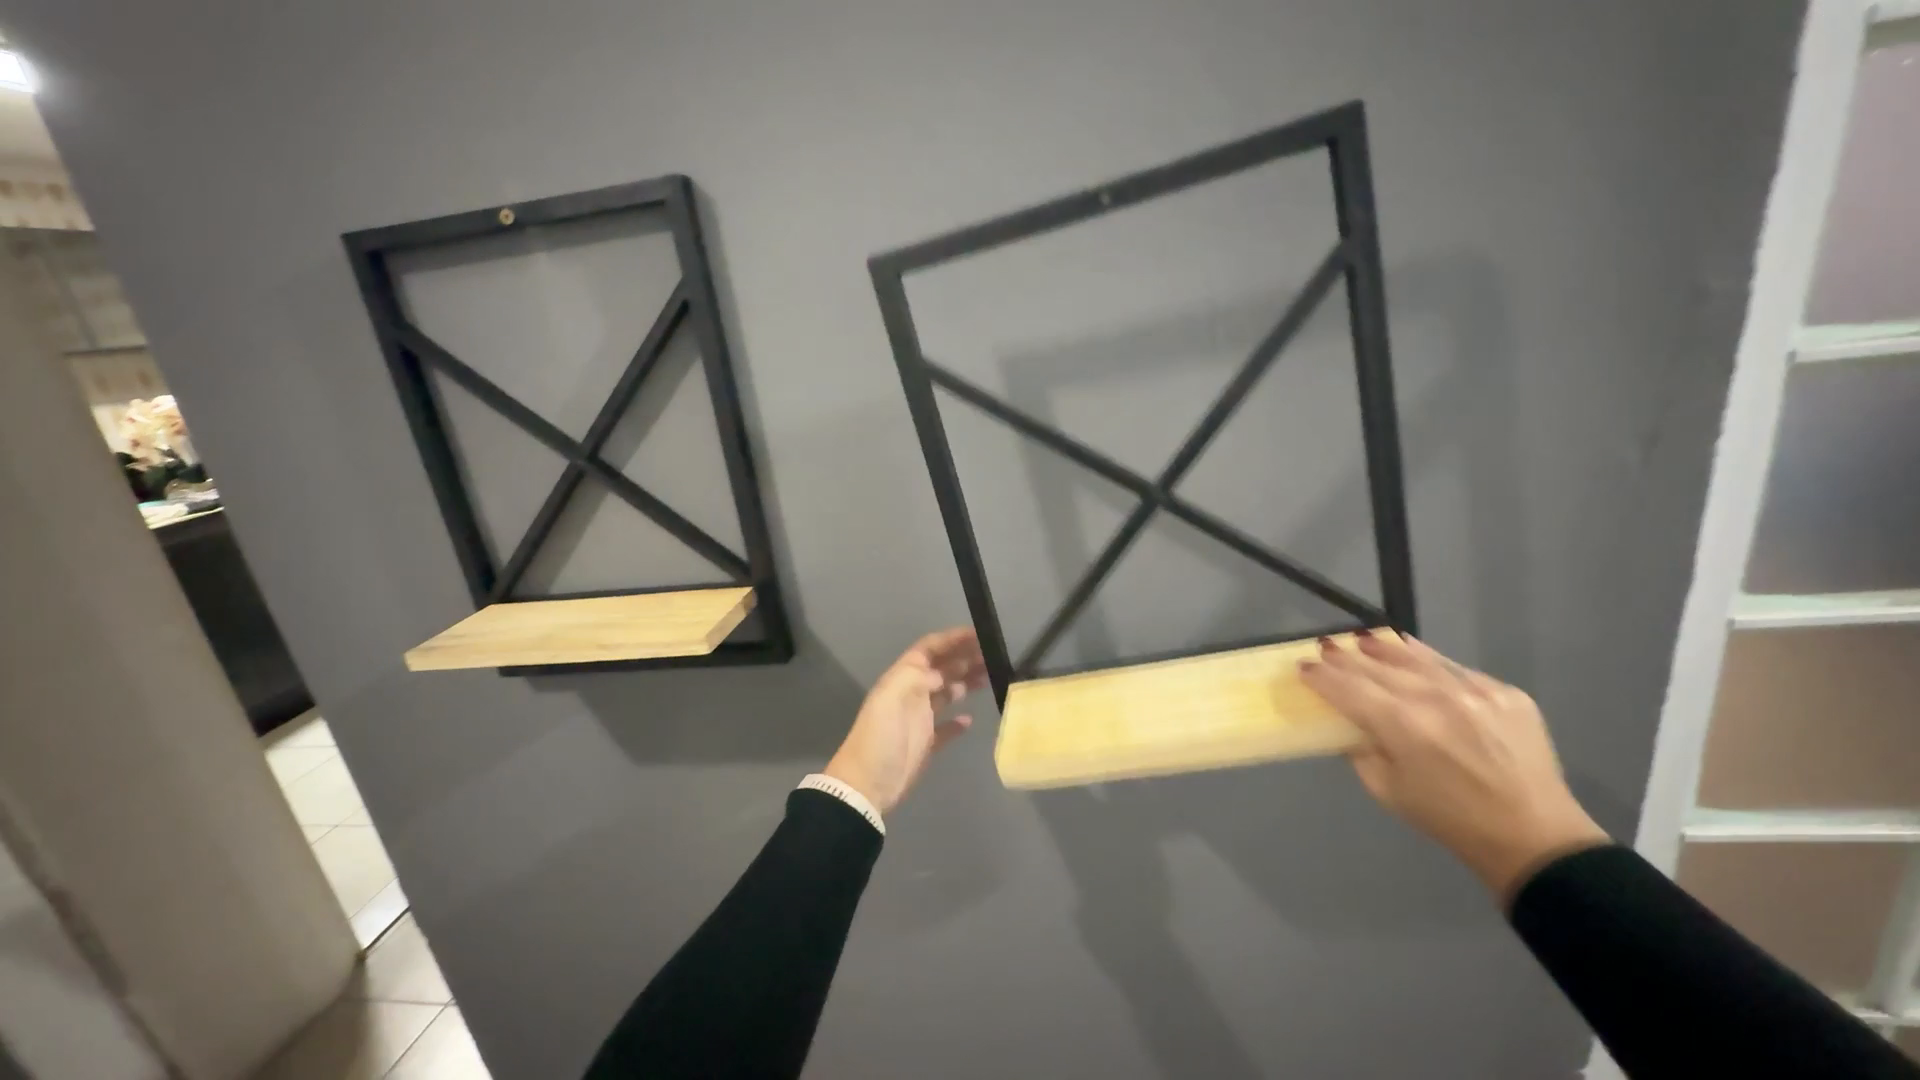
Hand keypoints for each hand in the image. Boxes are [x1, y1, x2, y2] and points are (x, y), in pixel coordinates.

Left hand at [824, 627, 987, 814]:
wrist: (867, 784)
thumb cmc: (880, 736)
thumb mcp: (892, 696)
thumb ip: (916, 675)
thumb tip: (942, 672)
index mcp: (902, 679)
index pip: (929, 649)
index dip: (952, 639)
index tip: (978, 634)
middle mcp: (911, 694)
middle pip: (941, 668)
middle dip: (964, 658)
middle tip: (993, 655)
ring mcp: (919, 719)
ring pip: (946, 693)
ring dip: (965, 683)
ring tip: (989, 678)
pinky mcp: (927, 744)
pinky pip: (946, 727)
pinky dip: (958, 721)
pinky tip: (971, 719)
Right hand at [1299, 631, 1608, 900]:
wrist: (1533, 835)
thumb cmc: (1450, 820)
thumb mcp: (1388, 792)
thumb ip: (1362, 753)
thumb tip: (1349, 727)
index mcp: (1404, 725)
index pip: (1349, 689)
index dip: (1322, 676)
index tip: (1304, 666)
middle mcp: (1437, 697)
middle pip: (1380, 668)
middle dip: (1348, 658)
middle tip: (1326, 647)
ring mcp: (1476, 691)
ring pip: (1420, 659)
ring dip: (1386, 649)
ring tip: (1364, 640)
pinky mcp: (1506, 693)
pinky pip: (1457, 670)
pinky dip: (1429, 663)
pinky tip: (1415, 658)